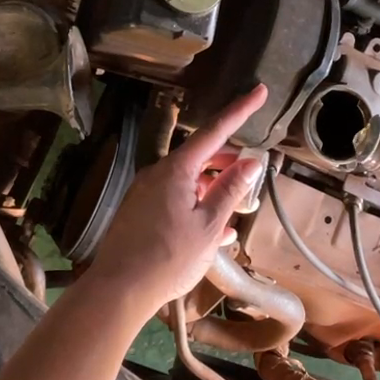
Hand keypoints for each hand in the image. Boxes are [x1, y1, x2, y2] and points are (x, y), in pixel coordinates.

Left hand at [79, 86, 268, 320]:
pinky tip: (213, 232)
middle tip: (251, 172)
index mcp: (177, 169)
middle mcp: (158, 173)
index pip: (215, 131)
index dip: (240, 110)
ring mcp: (146, 192)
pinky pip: (175, 199)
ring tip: (236, 210)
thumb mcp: (209, 225)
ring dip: (213, 190)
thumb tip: (251, 161)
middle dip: (228, 162)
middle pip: (200, 157)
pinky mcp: (140, 212)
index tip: (260, 91)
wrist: (120, 289)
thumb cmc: (169, 257)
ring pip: (188, 182)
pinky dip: (196, 207)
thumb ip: (231, 190)